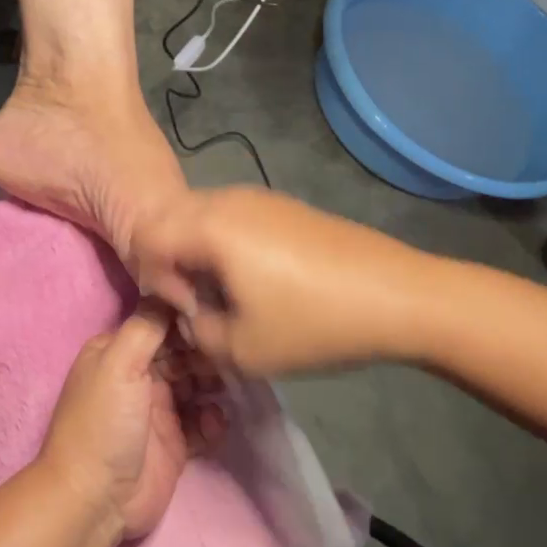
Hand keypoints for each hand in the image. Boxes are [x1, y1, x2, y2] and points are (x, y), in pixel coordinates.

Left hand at [39, 303, 227, 539]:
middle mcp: (137, 376)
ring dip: (213, 382)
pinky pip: (202, 423)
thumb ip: (146, 326)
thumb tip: (169, 290)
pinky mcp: (175, 444)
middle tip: (229, 353)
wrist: (96, 498)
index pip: (157, 323)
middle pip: (180, 352)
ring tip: (229, 383)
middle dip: (204, 351)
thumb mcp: (119, 362)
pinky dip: (213, 419)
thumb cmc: (103, 420)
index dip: (185, 319)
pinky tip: (216, 420)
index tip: (216, 315)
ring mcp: (157, 410)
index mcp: (117, 351)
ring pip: (195, 385)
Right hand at [133, 187, 441, 376]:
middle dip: (173, 264)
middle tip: (201, 305)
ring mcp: (257, 197)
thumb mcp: (242, 349)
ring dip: (199, 255)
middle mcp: (226, 198)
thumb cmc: (314, 323)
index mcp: (208, 224)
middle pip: (170, 221)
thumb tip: (192, 314)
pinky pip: (231, 218)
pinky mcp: (283, 205)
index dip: (153, 279)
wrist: (400, 296)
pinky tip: (261, 282)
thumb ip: (196, 333)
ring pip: (201, 218)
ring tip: (230, 296)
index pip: (146, 237)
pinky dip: (226, 246)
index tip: (188, 313)